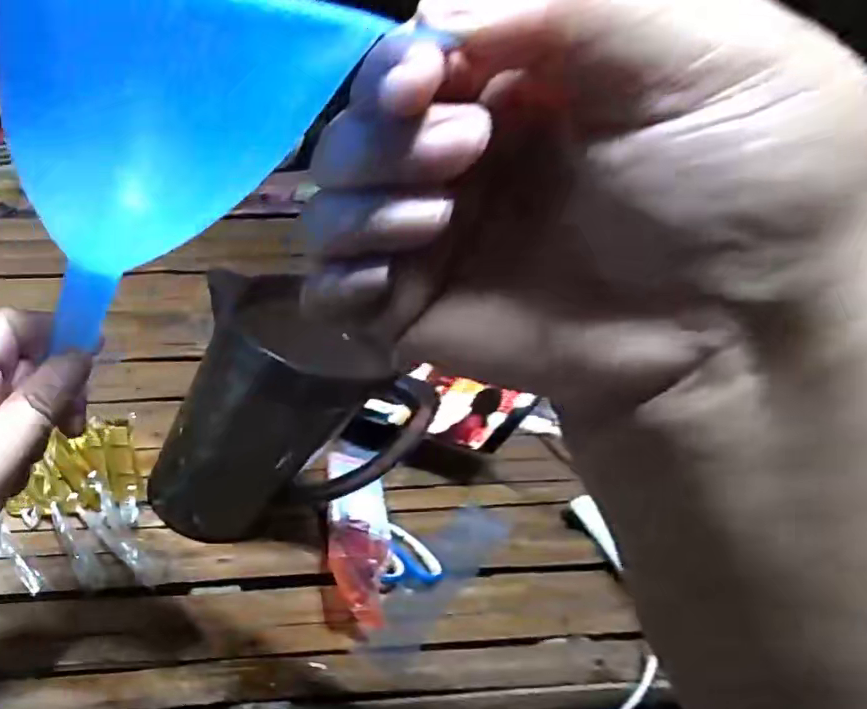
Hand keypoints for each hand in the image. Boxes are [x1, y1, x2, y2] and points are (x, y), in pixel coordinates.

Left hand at [0, 309, 93, 575]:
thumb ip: (42, 399)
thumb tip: (83, 351)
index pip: (10, 325)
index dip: (52, 332)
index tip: (89, 364)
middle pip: (20, 364)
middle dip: (51, 393)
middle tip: (73, 429)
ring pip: (18, 404)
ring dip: (34, 432)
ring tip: (21, 469)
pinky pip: (5, 435)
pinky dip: (17, 455)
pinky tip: (7, 483)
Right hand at [303, 0, 866, 422]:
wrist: (718, 327)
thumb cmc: (737, 183)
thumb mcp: (705, 59)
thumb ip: (582, 12)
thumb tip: (435, 14)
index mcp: (515, 92)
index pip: (410, 67)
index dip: (391, 71)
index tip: (414, 86)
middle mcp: (448, 164)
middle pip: (348, 140)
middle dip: (382, 148)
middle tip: (459, 161)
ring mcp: (414, 241)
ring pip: (322, 213)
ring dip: (361, 216)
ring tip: (432, 229)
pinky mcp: (391, 308)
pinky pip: (320, 291)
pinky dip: (337, 283)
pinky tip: (385, 284)